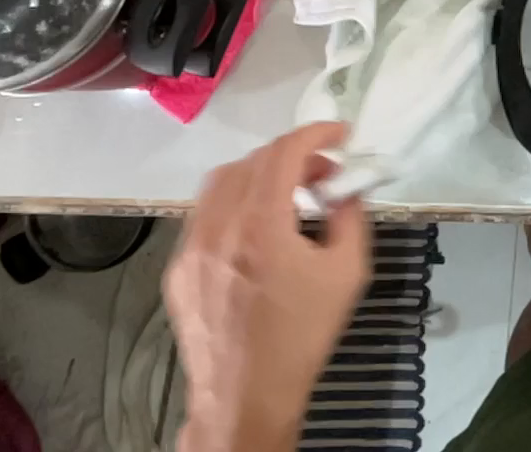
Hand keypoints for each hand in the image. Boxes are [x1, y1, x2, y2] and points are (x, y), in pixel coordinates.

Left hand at [167, 123, 371, 451]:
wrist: (245, 398)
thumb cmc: (303, 334)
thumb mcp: (347, 271)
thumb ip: (351, 215)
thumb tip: (349, 185)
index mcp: (261, 227)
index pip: (284, 153)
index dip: (316, 133)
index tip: (341, 134)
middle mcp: (218, 229)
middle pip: (252, 161)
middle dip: (294, 153)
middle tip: (324, 172)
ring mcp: (191, 250)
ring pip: (222, 182)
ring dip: (261, 173)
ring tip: (291, 195)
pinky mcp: (179, 270)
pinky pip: (206, 214)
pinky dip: (237, 201)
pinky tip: (260, 228)